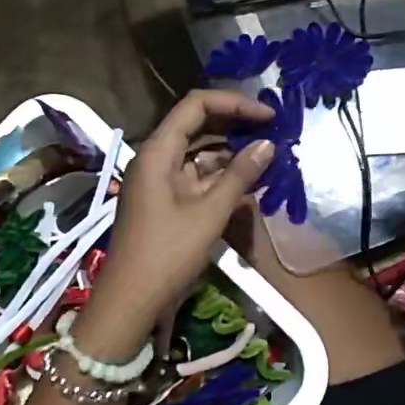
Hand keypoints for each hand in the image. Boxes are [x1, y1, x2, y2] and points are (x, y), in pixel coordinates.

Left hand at [90, 91, 274, 330]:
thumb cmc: (167, 254)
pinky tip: (249, 182)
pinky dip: (221, 176)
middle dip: (235, 125)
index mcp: (158, 152)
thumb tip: (268, 145)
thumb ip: (240, 176)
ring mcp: (160, 180)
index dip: (234, 104)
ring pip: (199, 153)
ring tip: (268, 154)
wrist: (131, 300)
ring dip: (231, 152)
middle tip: (274, 130)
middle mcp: (156, 158)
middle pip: (198, 126)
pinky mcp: (166, 200)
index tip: (268, 114)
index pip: (196, 106)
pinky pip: (196, 177)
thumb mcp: (209, 213)